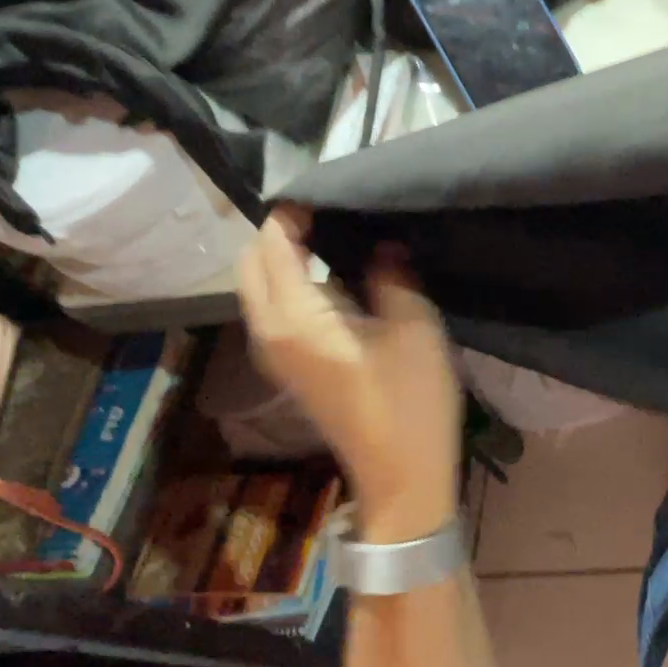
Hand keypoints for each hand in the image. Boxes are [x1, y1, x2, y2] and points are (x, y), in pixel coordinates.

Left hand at [237, 208, 460, 539]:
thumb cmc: (411, 399)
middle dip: (278, 234)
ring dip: (284, 259)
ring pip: (261, 289)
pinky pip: (277, 310)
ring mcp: (276, 354)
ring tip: (336, 239)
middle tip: (328, 214)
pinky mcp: (291, 368)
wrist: (402, 473)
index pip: (272, 246)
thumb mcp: (415, 327)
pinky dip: (293, 285)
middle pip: (252, 266)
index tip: (327, 193)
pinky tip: (339, 281)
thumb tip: (381, 245)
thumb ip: (391, 276)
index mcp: (295, 318)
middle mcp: (269, 332)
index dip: (292, 213)